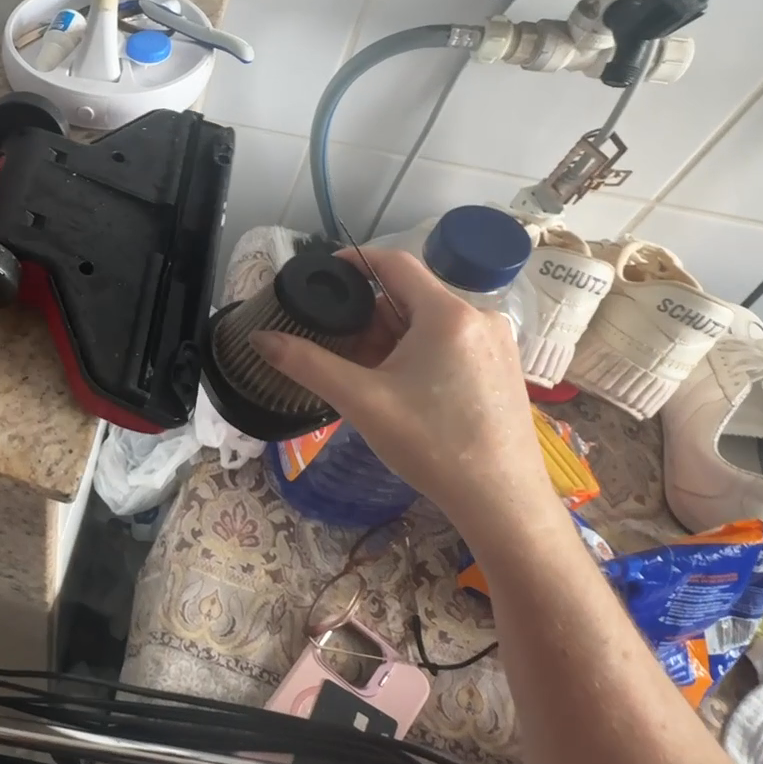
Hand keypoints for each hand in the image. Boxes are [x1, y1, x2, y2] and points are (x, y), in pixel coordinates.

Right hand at [249, 248, 553, 541]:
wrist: (502, 502)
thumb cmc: (432, 445)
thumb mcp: (361, 401)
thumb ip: (307, 363)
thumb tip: (259, 339)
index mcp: (448, 314)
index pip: (394, 263)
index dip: (354, 261)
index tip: (321, 274)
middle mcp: (480, 318)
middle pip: (410, 296)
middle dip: (368, 315)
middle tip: (336, 345)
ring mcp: (496, 344)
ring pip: (429, 321)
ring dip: (391, 337)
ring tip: (364, 373)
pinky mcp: (503, 369)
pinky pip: (450, 342)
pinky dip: (417, 351)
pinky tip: (402, 388)